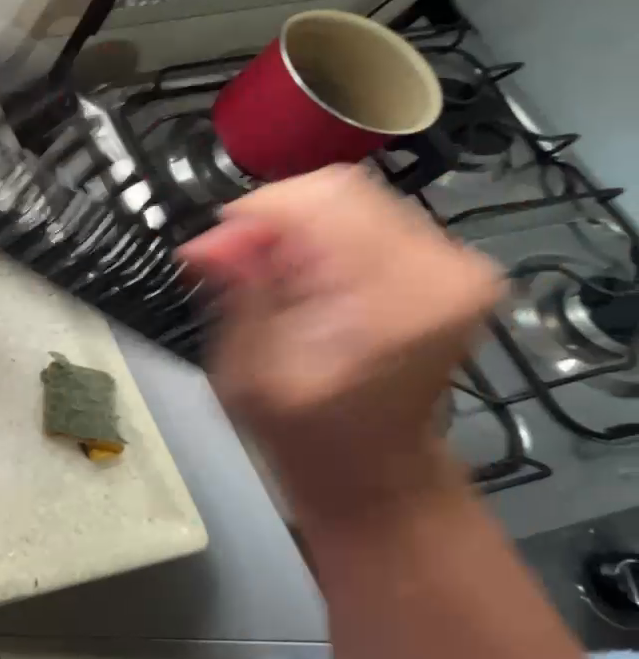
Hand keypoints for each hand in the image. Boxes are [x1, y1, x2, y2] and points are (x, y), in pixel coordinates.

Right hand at [177, 166, 501, 516]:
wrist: (371, 467)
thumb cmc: (302, 429)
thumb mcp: (246, 370)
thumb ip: (237, 293)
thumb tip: (206, 241)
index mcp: (398, 295)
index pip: (322, 198)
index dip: (256, 214)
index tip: (217, 253)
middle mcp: (442, 269)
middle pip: (338, 191)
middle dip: (271, 221)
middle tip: (232, 265)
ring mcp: (453, 266)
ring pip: (348, 199)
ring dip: (292, 230)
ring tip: (264, 276)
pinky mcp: (446, 267)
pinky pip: (366, 217)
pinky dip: (318, 238)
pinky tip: (298, 278)